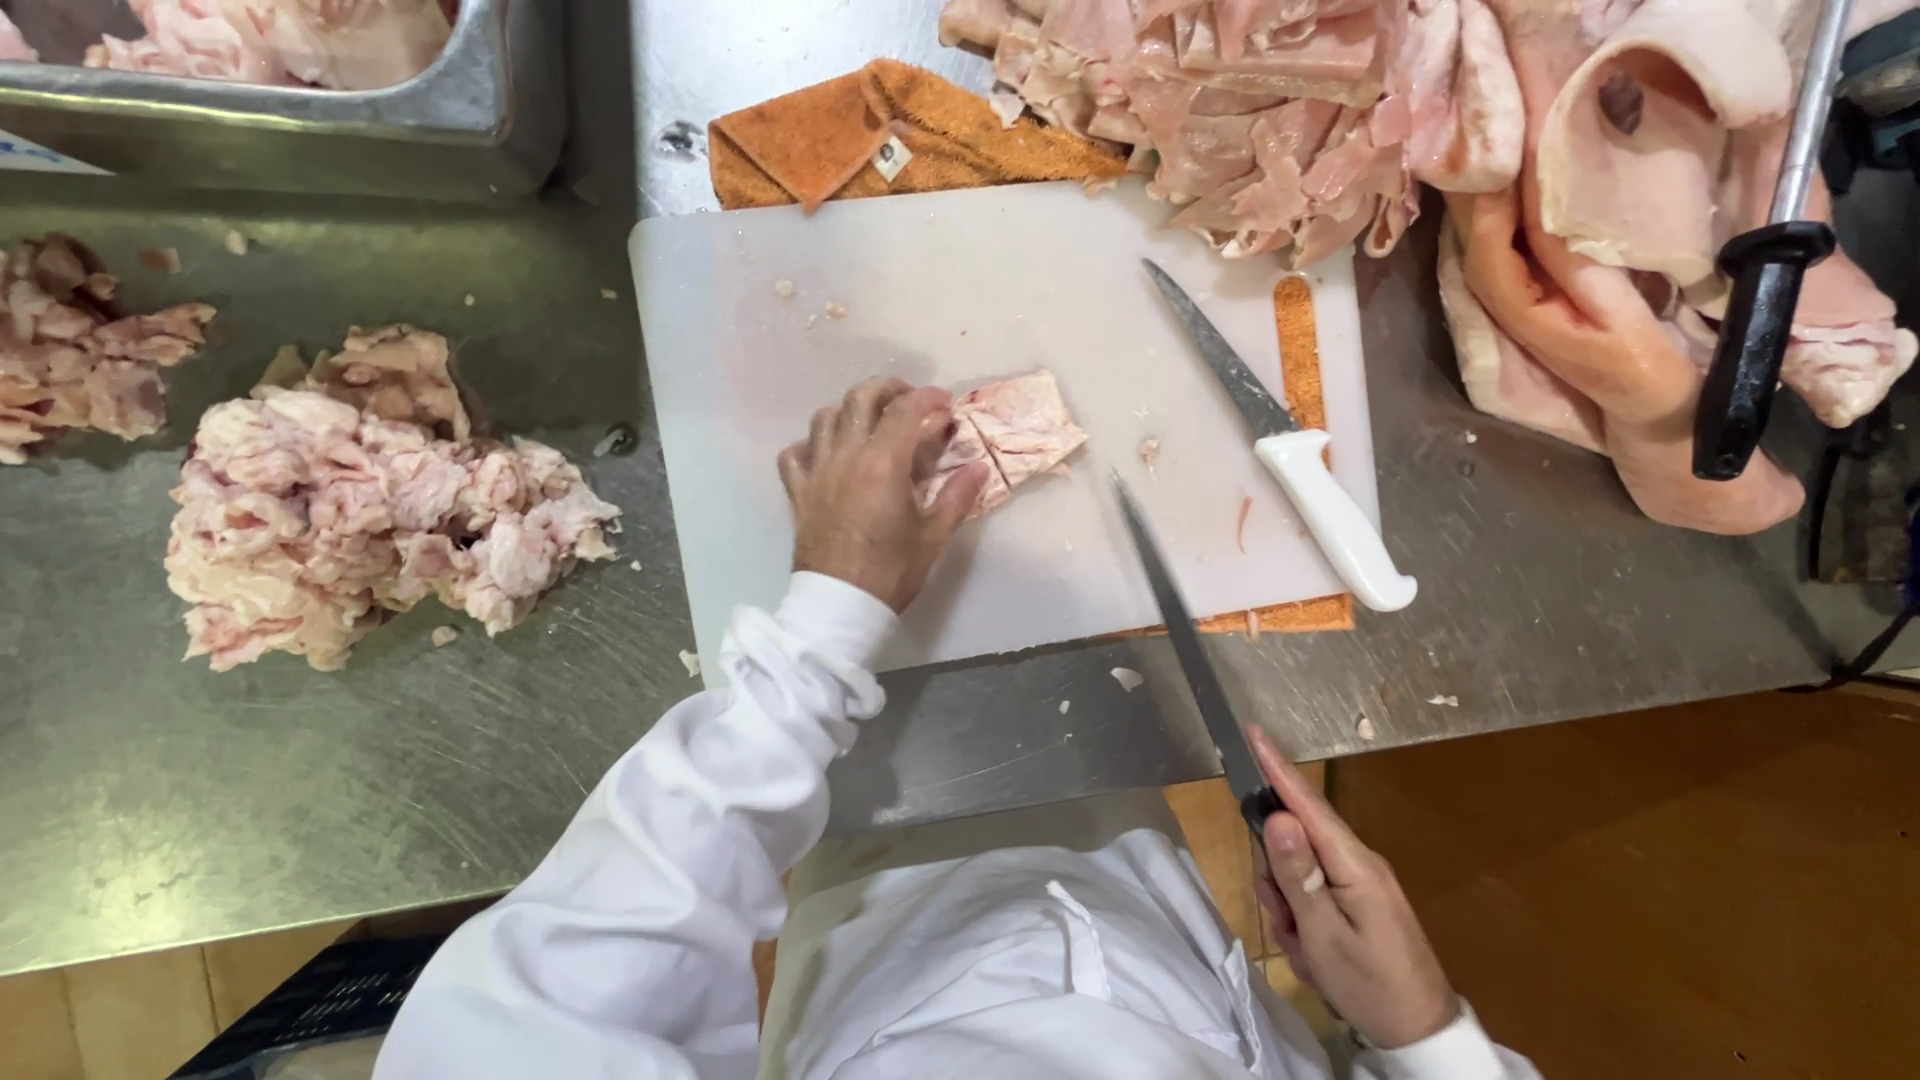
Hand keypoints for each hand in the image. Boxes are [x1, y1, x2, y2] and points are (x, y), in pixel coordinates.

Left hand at [777, 378, 988, 612]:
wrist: (841, 604)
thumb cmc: (892, 570)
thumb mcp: (934, 535)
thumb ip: (958, 496)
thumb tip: (979, 468)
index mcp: (883, 462)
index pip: (905, 410)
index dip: (928, 398)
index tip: (944, 404)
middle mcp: (846, 456)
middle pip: (860, 398)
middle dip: (888, 388)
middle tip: (908, 399)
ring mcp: (817, 472)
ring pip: (825, 418)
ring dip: (849, 410)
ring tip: (868, 422)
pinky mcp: (798, 493)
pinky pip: (793, 454)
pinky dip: (809, 445)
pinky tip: (825, 453)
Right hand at [1248, 725, 1457, 1048]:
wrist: (1423, 1036)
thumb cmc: (1373, 987)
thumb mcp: (1324, 936)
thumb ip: (1297, 875)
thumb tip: (1277, 816)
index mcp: (1353, 865)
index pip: (1306, 804)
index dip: (1277, 768)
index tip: (1253, 732)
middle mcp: (1357, 861)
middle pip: (1292, 840)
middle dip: (1276, 879)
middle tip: (1287, 925)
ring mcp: (1359, 880)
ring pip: (1296, 869)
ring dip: (1289, 907)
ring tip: (1306, 949)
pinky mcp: (1358, 898)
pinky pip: (1312, 891)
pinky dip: (1303, 920)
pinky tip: (1314, 952)